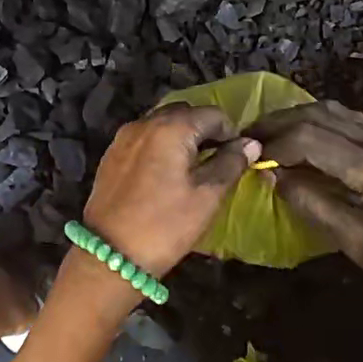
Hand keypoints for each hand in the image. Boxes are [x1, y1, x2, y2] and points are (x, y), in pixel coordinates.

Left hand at [81, 105, 257, 277]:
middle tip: (219, 159)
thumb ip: (230, 163)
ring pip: (161, 122)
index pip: (211, 114)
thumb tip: (249, 143)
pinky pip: (144, 136)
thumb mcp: (207, 195)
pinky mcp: (113, 152)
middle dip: (205, 129)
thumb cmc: (166, 223)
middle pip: (183, 112)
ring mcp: (124, 136)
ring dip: (182, 135)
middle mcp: (144, 122)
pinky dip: (161, 143)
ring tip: (195, 166)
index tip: (237, 157)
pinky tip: (167, 171)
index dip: (230, 132)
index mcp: (170, 127)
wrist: (112, 249)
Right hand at [250, 101, 362, 326]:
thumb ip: (306, 200)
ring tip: (268, 135)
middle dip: (277, 124)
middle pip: (316, 115)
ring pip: (330, 110)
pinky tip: (299, 137)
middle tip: (248, 138)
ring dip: (293, 118)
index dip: (273, 145)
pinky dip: (314, 121)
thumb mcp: (349, 240)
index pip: (308, 138)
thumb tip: (268, 173)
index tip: (250, 160)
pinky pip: (344, 119)